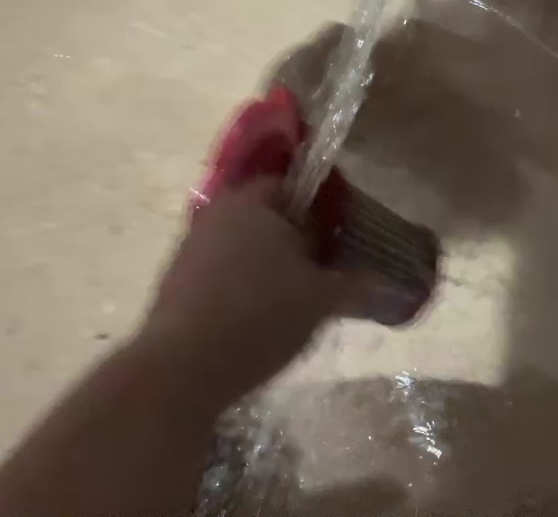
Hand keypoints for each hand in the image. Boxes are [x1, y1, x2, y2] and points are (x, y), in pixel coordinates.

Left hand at [139, 177, 354, 393]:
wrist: (178, 373)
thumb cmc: (259, 315)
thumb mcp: (320, 299)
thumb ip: (353, 283)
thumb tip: (384, 279)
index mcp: (252, 201)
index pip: (292, 185)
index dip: (320, 206)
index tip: (339, 234)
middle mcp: (217, 214)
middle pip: (266, 216)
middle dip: (295, 238)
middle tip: (322, 267)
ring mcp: (189, 250)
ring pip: (242, 246)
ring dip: (266, 265)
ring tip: (293, 299)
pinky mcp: (173, 286)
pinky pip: (219, 274)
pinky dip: (240, 287)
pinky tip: (257, 320)